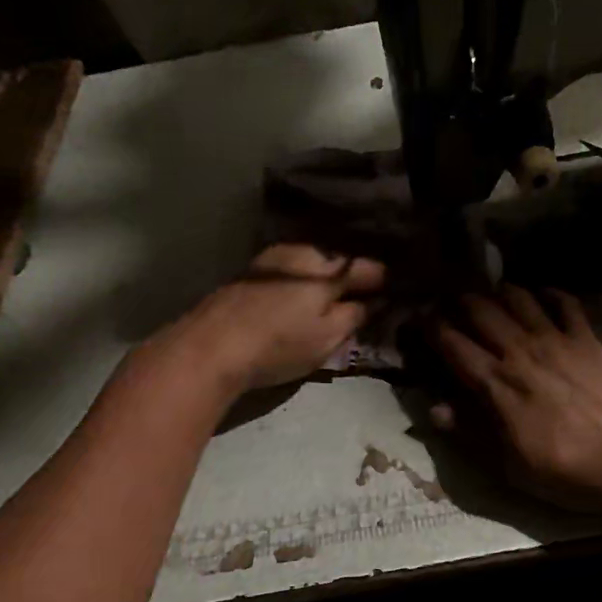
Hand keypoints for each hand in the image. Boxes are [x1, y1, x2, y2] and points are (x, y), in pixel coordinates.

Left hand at [152, 244, 384, 394]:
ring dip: (321, 278)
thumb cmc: (278, 344)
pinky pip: (286, 273)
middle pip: (333, 261)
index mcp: (324, 266)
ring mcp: (268, 261)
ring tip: (331, 297)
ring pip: (307, 264)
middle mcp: (298, 253)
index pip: (364, 267)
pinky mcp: (246, 276)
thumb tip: (369, 302)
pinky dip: (299, 283)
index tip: (392, 289)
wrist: (209, 348)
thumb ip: (353, 316)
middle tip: (363, 293)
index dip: (381, 280)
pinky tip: (298, 299)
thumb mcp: (327, 337)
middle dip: (349, 275)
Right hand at [430, 287, 601, 512]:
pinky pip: (563, 302)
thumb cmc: (570, 471)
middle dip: (456, 301)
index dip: (428, 328)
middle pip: (479, 309)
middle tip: (445, 302)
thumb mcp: (510, 467)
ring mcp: (556, 340)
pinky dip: (547, 293)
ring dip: (496, 291)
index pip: (451, 344)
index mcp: (495, 385)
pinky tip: (540, 296)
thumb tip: (433, 411)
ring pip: (516, 297)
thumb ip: (470, 434)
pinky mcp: (588, 338)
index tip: (416, 321)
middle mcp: (520, 352)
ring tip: (486, 296)